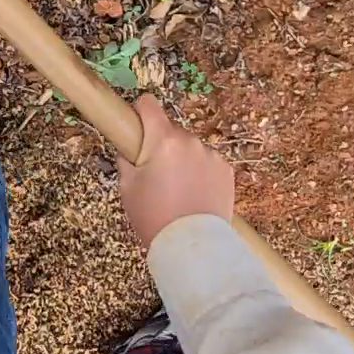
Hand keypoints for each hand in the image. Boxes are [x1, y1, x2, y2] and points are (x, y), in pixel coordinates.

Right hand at [117, 95, 234, 246]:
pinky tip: (196, 194)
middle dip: (161, 144)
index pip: (148, 103)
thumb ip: (126, 158)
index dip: (140, 113)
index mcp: (162, 140)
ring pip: (189, 146)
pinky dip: (200, 171)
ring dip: (182, 158)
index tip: (137, 130)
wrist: (193, 249)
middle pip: (169, 130)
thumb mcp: (128, 187)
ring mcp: (210, 154)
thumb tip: (129, 146)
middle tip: (156, 174)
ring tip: (179, 190)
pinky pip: (206, 161)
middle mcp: (189, 140)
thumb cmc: (154, 218)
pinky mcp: (226, 169)